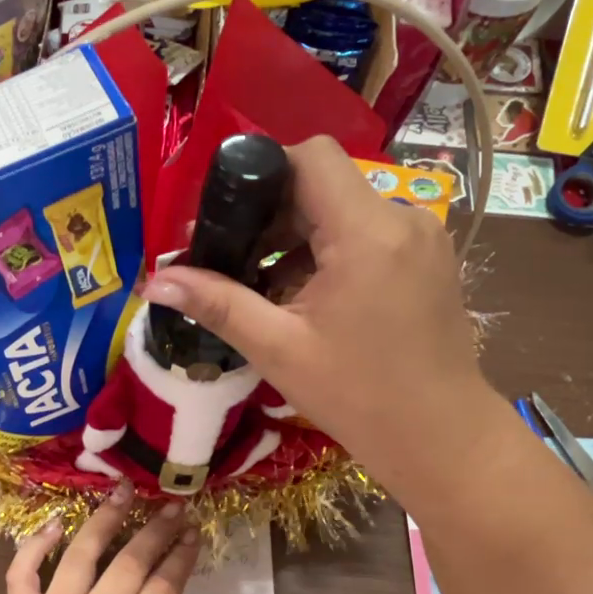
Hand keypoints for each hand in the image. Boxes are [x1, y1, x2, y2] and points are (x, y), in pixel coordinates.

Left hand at [0, 484, 206, 593]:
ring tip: (123, 491)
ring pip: (80, 555)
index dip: (181, 557)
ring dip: (104, 520)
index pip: (162, 590)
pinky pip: (23, 573)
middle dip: (156, 530)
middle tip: (174, 505)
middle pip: (129, 564)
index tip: (194, 533)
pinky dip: (34, 545)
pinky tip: (55, 523)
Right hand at [139, 136, 498, 492]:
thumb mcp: (277, 350)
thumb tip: (155, 282)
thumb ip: (217, 305)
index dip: (262, 173)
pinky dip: (330, 257)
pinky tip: (306, 304)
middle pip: (324, 185)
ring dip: (298, 243)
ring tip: (264, 293)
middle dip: (272, 218)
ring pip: (344, 213)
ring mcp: (422, 239)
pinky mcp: (428, 261)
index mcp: (366, 231)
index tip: (226, 217)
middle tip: (230, 264)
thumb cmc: (356, 395)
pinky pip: (368, 237)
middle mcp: (402, 218)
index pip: (310, 157)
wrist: (437, 436)